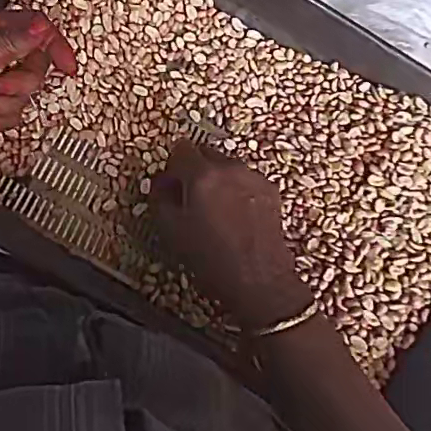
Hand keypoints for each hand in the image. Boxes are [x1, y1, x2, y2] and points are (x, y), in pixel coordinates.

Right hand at [151, 140, 312, 331]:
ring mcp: (253, 178)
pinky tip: (235, 218)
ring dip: (217, 181)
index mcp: (202, 175)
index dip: (172, 167)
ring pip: (226, 167)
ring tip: (215, 213)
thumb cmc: (211, 259)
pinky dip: (236, 191)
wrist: (259, 281)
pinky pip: (245, 180)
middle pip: (205, 153)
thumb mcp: (171, 230)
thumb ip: (160, 197)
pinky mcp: (270, 191)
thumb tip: (161, 182)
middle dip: (194, 170)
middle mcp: (230, 168)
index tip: (171, 186)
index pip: (180, 149)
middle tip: (190, 200)